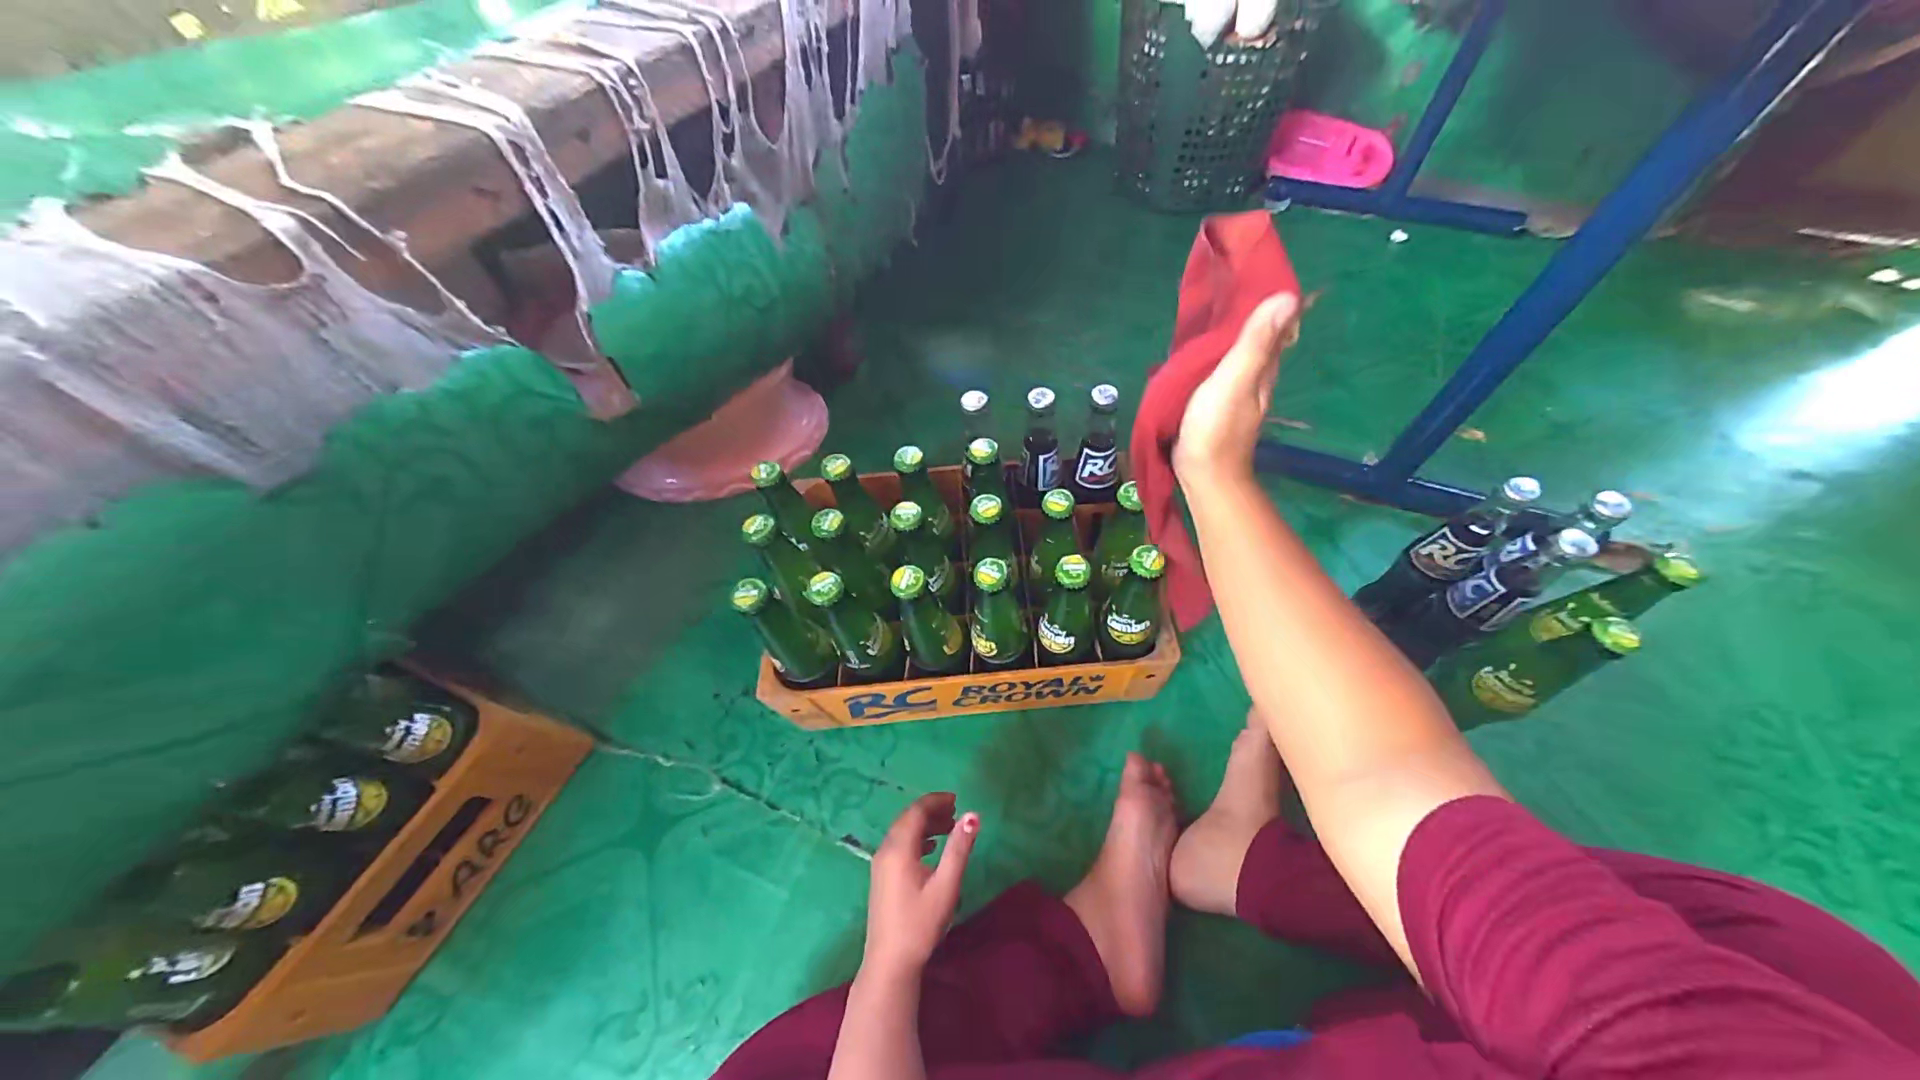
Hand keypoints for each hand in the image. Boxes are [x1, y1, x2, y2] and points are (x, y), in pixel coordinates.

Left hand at [863, 793, 979, 974]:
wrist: (890, 962)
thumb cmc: (920, 924)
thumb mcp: (946, 886)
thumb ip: (959, 849)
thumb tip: (973, 816)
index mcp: (899, 848)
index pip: (916, 812)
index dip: (936, 801)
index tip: (957, 800)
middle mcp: (885, 850)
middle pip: (908, 819)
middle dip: (931, 811)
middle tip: (956, 811)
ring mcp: (880, 864)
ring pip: (903, 832)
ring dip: (925, 825)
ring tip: (949, 827)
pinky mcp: (882, 876)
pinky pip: (899, 845)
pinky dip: (917, 838)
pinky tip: (931, 848)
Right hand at [1173, 292, 1302, 483]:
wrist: (1204, 476)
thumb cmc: (1215, 428)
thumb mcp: (1234, 380)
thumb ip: (1254, 342)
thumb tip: (1288, 296)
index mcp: (1263, 368)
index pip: (1280, 327)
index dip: (1278, 302)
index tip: (1264, 274)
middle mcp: (1257, 379)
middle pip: (1262, 340)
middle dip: (1255, 315)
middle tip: (1235, 286)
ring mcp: (1238, 395)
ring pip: (1242, 356)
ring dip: (1235, 335)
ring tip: (1218, 312)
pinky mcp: (1218, 407)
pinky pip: (1223, 372)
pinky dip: (1218, 357)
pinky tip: (1203, 352)